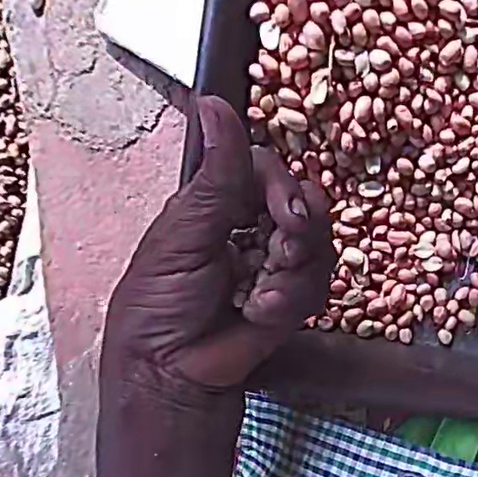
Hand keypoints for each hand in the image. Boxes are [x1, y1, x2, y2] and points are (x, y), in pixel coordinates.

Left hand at [103, 96, 330, 400]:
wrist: (172, 372)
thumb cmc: (158, 304)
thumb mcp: (183, 234)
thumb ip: (217, 176)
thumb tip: (214, 104)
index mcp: (218, 202)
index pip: (266, 170)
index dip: (283, 186)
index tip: (285, 212)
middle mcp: (251, 227)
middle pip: (304, 203)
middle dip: (298, 230)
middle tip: (280, 254)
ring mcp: (276, 262)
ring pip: (319, 243)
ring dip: (293, 272)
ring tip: (259, 295)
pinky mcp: (293, 297)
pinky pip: (319, 283)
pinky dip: (292, 299)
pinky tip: (261, 312)